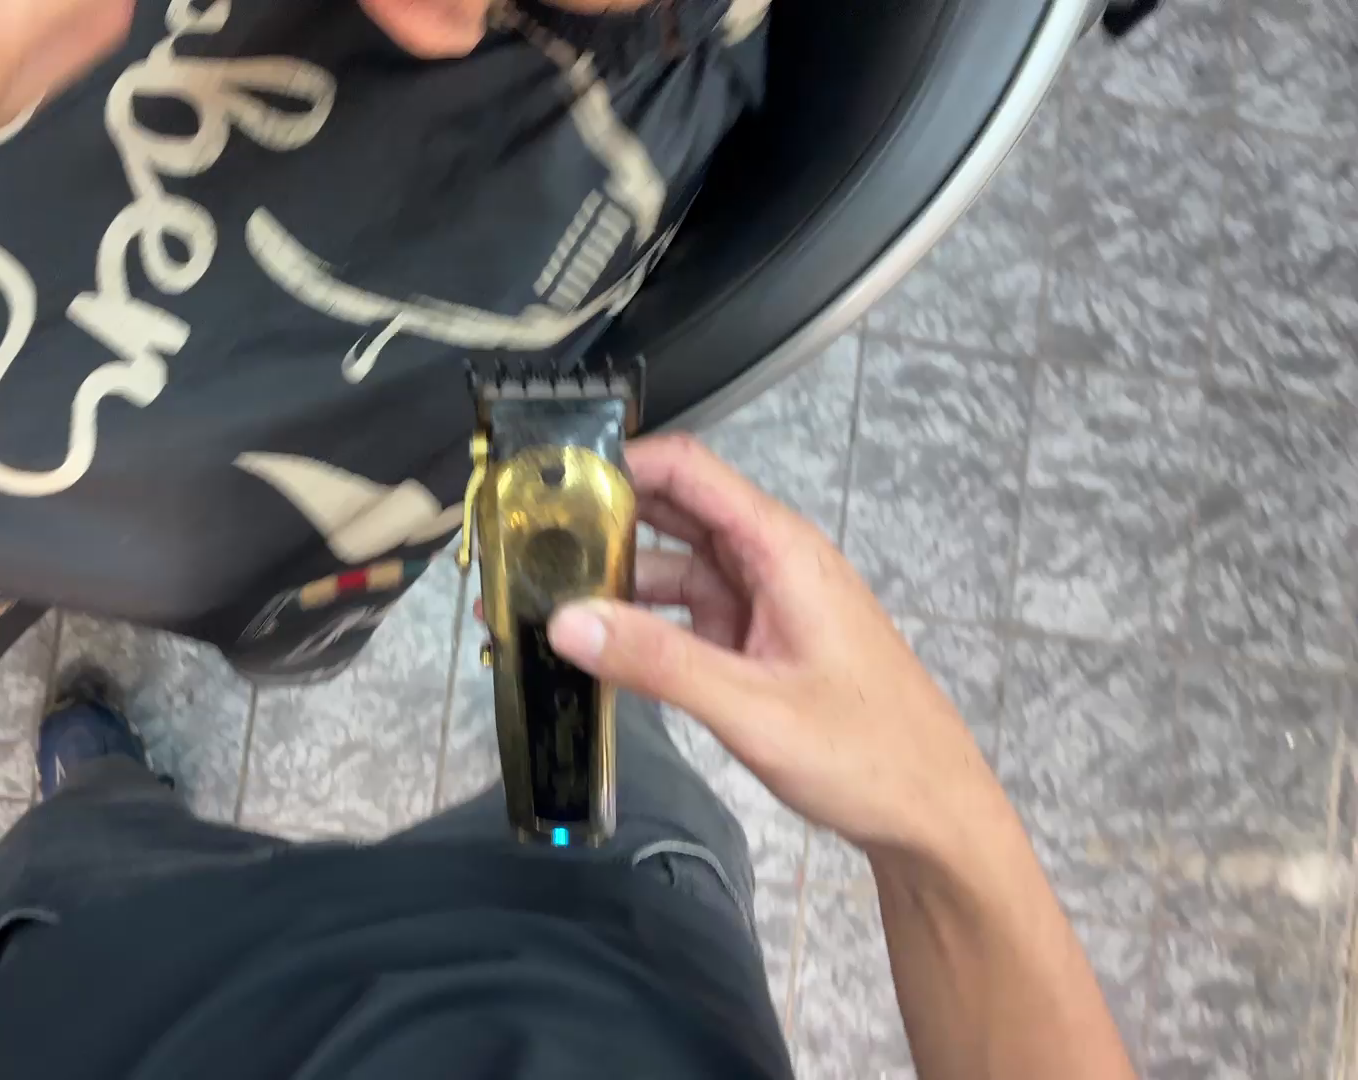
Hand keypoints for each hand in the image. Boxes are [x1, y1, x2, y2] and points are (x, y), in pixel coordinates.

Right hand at [546, 435, 1017, 867]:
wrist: (931, 819)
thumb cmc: (866, 754)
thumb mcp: (754, 708)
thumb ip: (657, 662)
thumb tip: (564, 621)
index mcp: (777, 548)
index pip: (686, 470)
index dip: (618, 463)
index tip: (550, 484)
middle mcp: (761, 560)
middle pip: (667, 511)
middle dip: (597, 519)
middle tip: (525, 541)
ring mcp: (751, 599)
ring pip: (663, 565)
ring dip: (607, 577)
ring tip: (537, 594)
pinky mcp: (742, 637)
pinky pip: (673, 612)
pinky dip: (631, 620)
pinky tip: (588, 640)